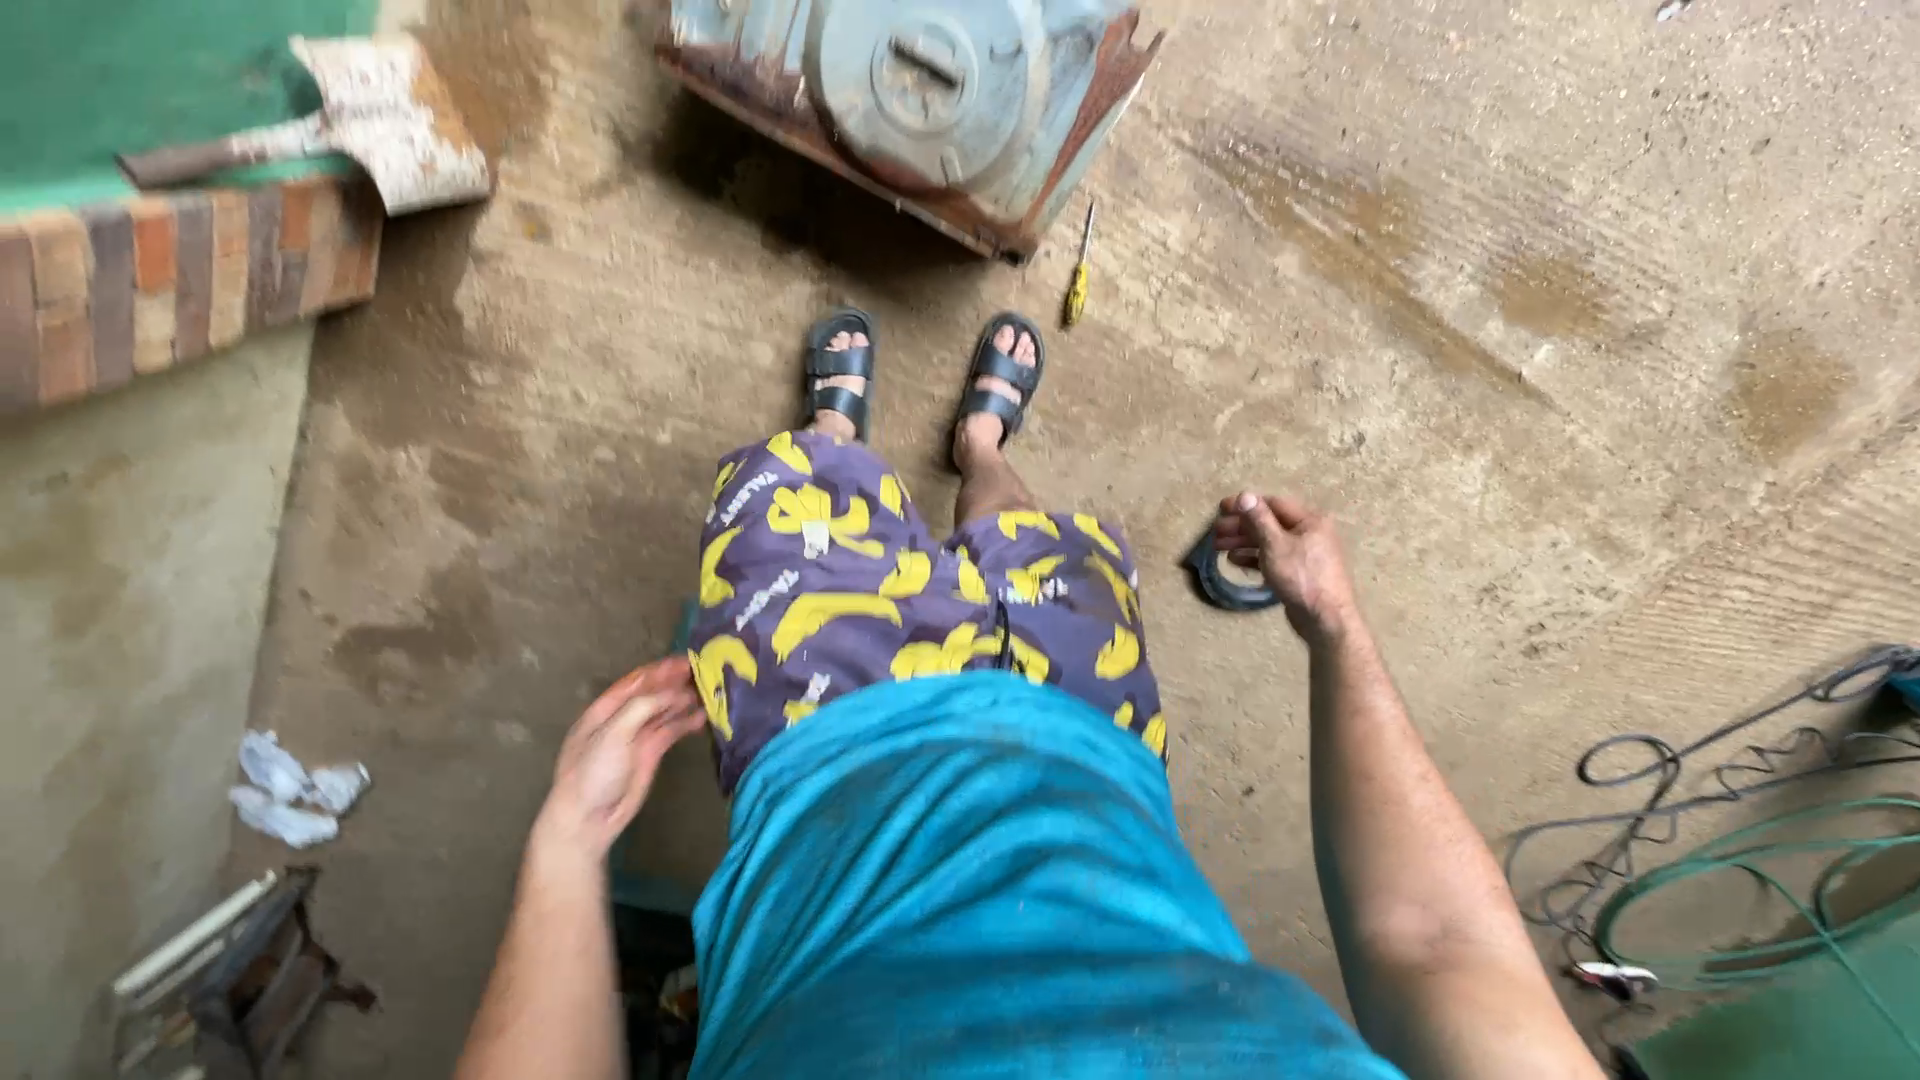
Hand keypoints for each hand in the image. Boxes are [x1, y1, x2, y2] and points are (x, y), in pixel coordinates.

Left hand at [531, 656, 706, 863]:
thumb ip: (643, 707)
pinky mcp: (651, 753)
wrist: (589, 818)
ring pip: (665, 710)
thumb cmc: (592, 771)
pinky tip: (704, 715)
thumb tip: (676, 692)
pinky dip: (687, 722)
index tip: (688, 658)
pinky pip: (672, 730)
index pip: (636, 681)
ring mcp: (637, 736)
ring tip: (711, 690)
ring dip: (685, 699)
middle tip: (706, 671)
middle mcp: (622, 718)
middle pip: (653, 693)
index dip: (661, 669)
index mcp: (605, 709)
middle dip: (676, 681)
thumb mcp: (613, 732)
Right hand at [1213, 491, 1359, 642]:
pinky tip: (1235, 561)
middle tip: (1216, 531)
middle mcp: (1309, 533)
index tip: (1221, 508)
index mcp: (1310, 521)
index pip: (1273, 504)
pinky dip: (1254, 558)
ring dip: (1243, 542)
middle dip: (1241, 526)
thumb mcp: (1275, 544)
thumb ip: (1259, 519)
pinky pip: (1272, 558)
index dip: (1246, 504)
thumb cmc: (1301, 576)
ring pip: (1269, 542)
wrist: (1325, 618)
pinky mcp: (1297, 572)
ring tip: (1218, 547)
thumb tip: (1245, 495)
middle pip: (1269, 523)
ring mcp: (1304, 554)